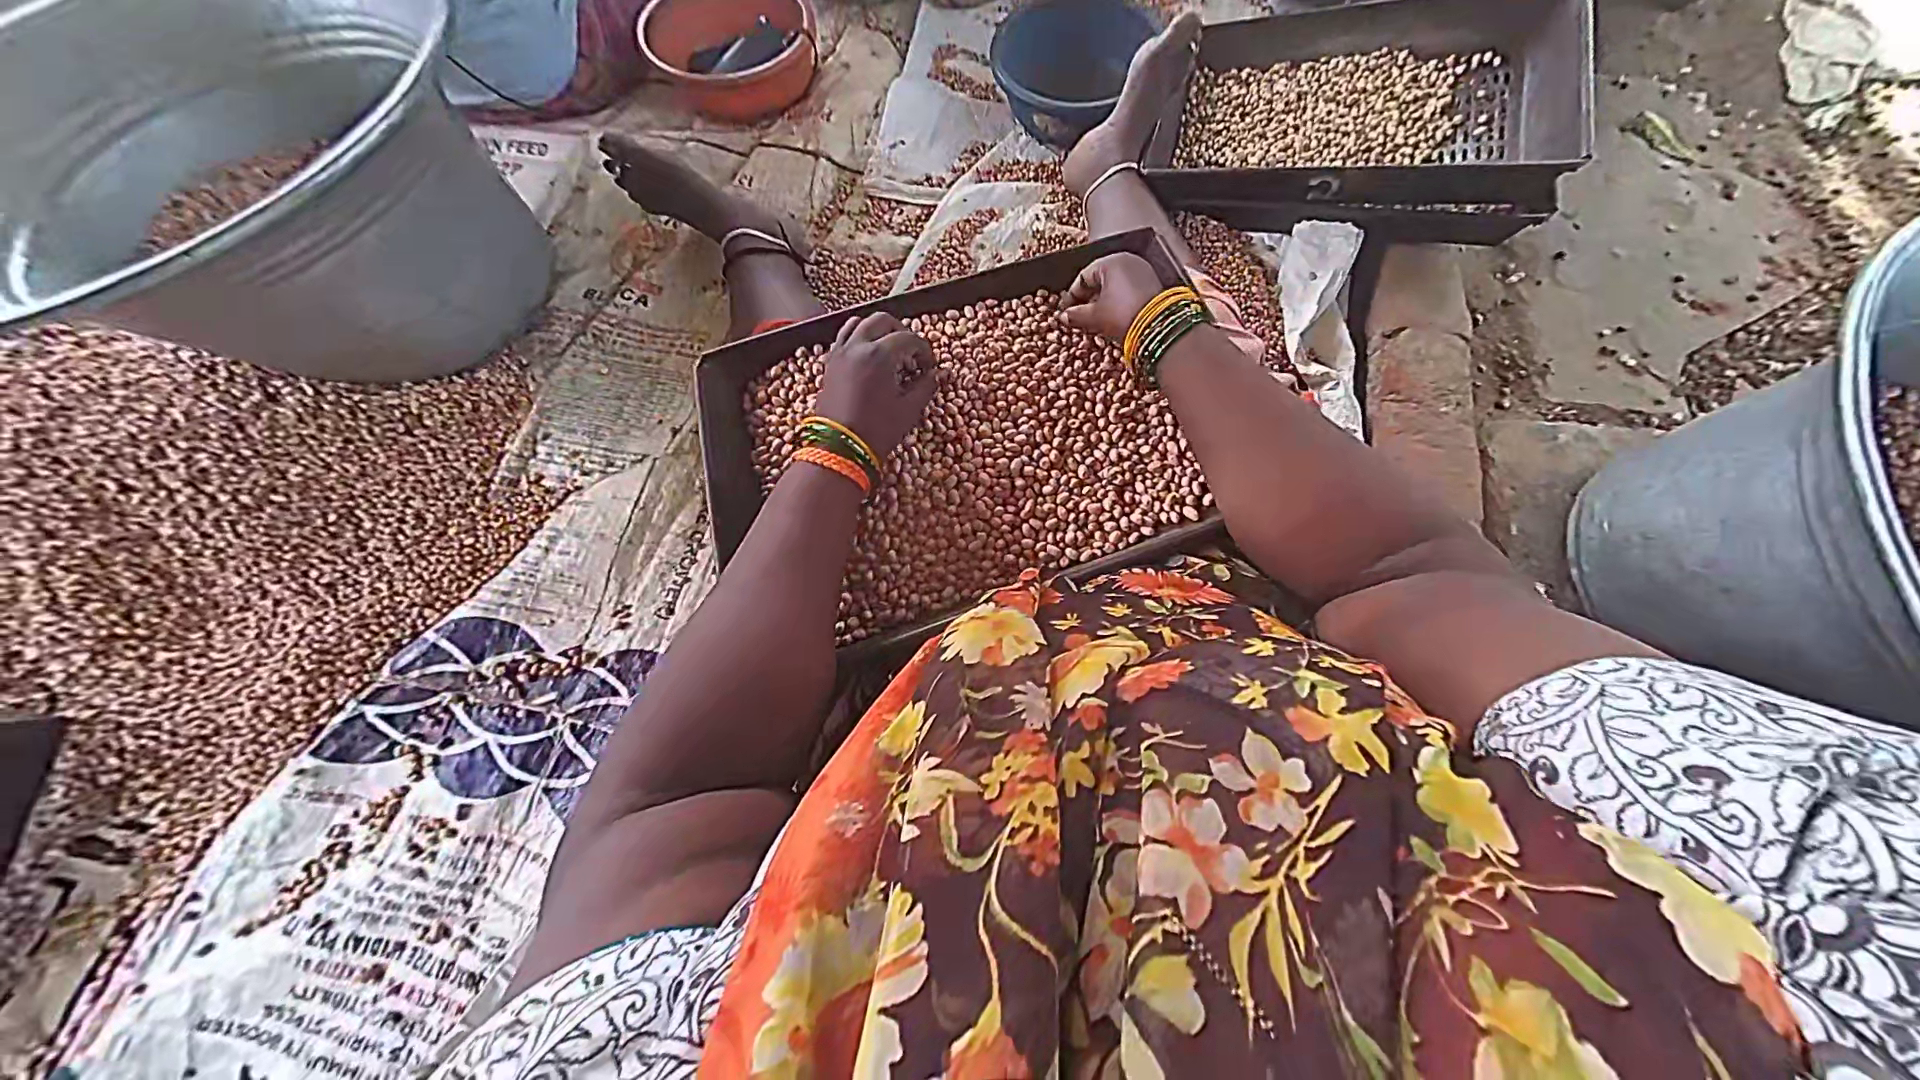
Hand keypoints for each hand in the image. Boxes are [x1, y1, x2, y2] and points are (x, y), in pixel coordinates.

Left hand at [812, 313, 936, 460]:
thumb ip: (925, 386)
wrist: (839, 448)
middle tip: (912, 352)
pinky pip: (844, 338)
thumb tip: (934, 375)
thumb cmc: (876, 431)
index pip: (908, 338)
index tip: (929, 365)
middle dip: (901, 331)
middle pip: (882, 321)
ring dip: (878, 330)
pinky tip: (869, 357)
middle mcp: (857, 346)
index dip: (923, 350)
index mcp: (879, 355)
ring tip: (889, 350)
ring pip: (859, 324)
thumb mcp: (908, 410)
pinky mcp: (829, 364)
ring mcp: (840, 353)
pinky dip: (859, 339)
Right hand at [1060, 252, 1164, 342]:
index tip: (1066, 310)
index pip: (1083, 276)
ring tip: (1096, 319)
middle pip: (1099, 280)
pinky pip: (1128, 291)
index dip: (1072, 295)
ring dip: (1102, 301)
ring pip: (1114, 286)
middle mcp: (1128, 262)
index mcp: (1111, 262)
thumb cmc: (1124, 315)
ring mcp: (1142, 272)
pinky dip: (1117, 302)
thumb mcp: (1095, 316)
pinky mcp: (1152, 285)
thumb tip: (1064, 316)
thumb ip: (1076, 314)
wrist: (1158, 327)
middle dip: (1088, 299)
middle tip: (1079, 315)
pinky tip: (1112, 317)